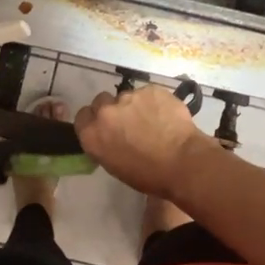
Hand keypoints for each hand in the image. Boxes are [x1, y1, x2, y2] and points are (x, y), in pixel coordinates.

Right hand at [74, 86, 214, 198]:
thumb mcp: (115, 165)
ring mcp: (129, 97)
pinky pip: (147, 93)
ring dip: (134, 105)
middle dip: (112, 109)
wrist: (182, 161)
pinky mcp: (150, 89)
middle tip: (128, 121)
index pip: (82, 117)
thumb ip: (105, 144)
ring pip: (127, 96)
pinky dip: (153, 102)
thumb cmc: (149, 175)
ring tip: (152, 119)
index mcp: (93, 134)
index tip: (104, 126)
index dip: (93, 120)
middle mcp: (106, 112)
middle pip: (101, 101)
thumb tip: (110, 136)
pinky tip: (165, 114)